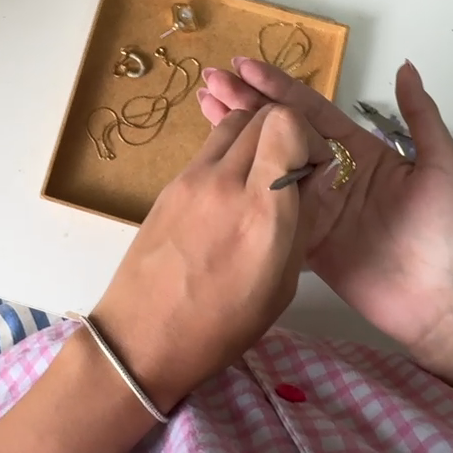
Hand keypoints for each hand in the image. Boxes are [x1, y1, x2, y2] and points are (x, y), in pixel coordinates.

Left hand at [91, 105, 318, 406]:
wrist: (141, 336)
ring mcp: (191, 178)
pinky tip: (231, 191)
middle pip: (261, 116)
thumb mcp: (282, 284)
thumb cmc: (221, 326)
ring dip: (256, 138)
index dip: (308, 139)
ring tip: (259, 177)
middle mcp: (224, 181)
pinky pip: (209, 147)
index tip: (312, 170)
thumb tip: (305, 182)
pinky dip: (230, 153)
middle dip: (287, 135)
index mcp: (261, 211)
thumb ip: (298, 222)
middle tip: (290, 171)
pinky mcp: (169, 182)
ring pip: (233, 124)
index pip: (286, 124)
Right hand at [196, 59, 452, 369]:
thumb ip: (420, 118)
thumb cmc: (449, 233)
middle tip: (210, 80)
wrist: (443, 304)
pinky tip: (214, 165)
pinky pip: (266, 208)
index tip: (244, 66)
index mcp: (356, 150)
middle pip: (278, 129)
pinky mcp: (299, 239)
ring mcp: (310, 205)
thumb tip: (404, 66)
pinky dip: (239, 185)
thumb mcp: (443, 168)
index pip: (309, 109)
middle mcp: (327, 171)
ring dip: (234, 134)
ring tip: (203, 106)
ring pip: (264, 162)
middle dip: (245, 102)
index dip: (276, 86)